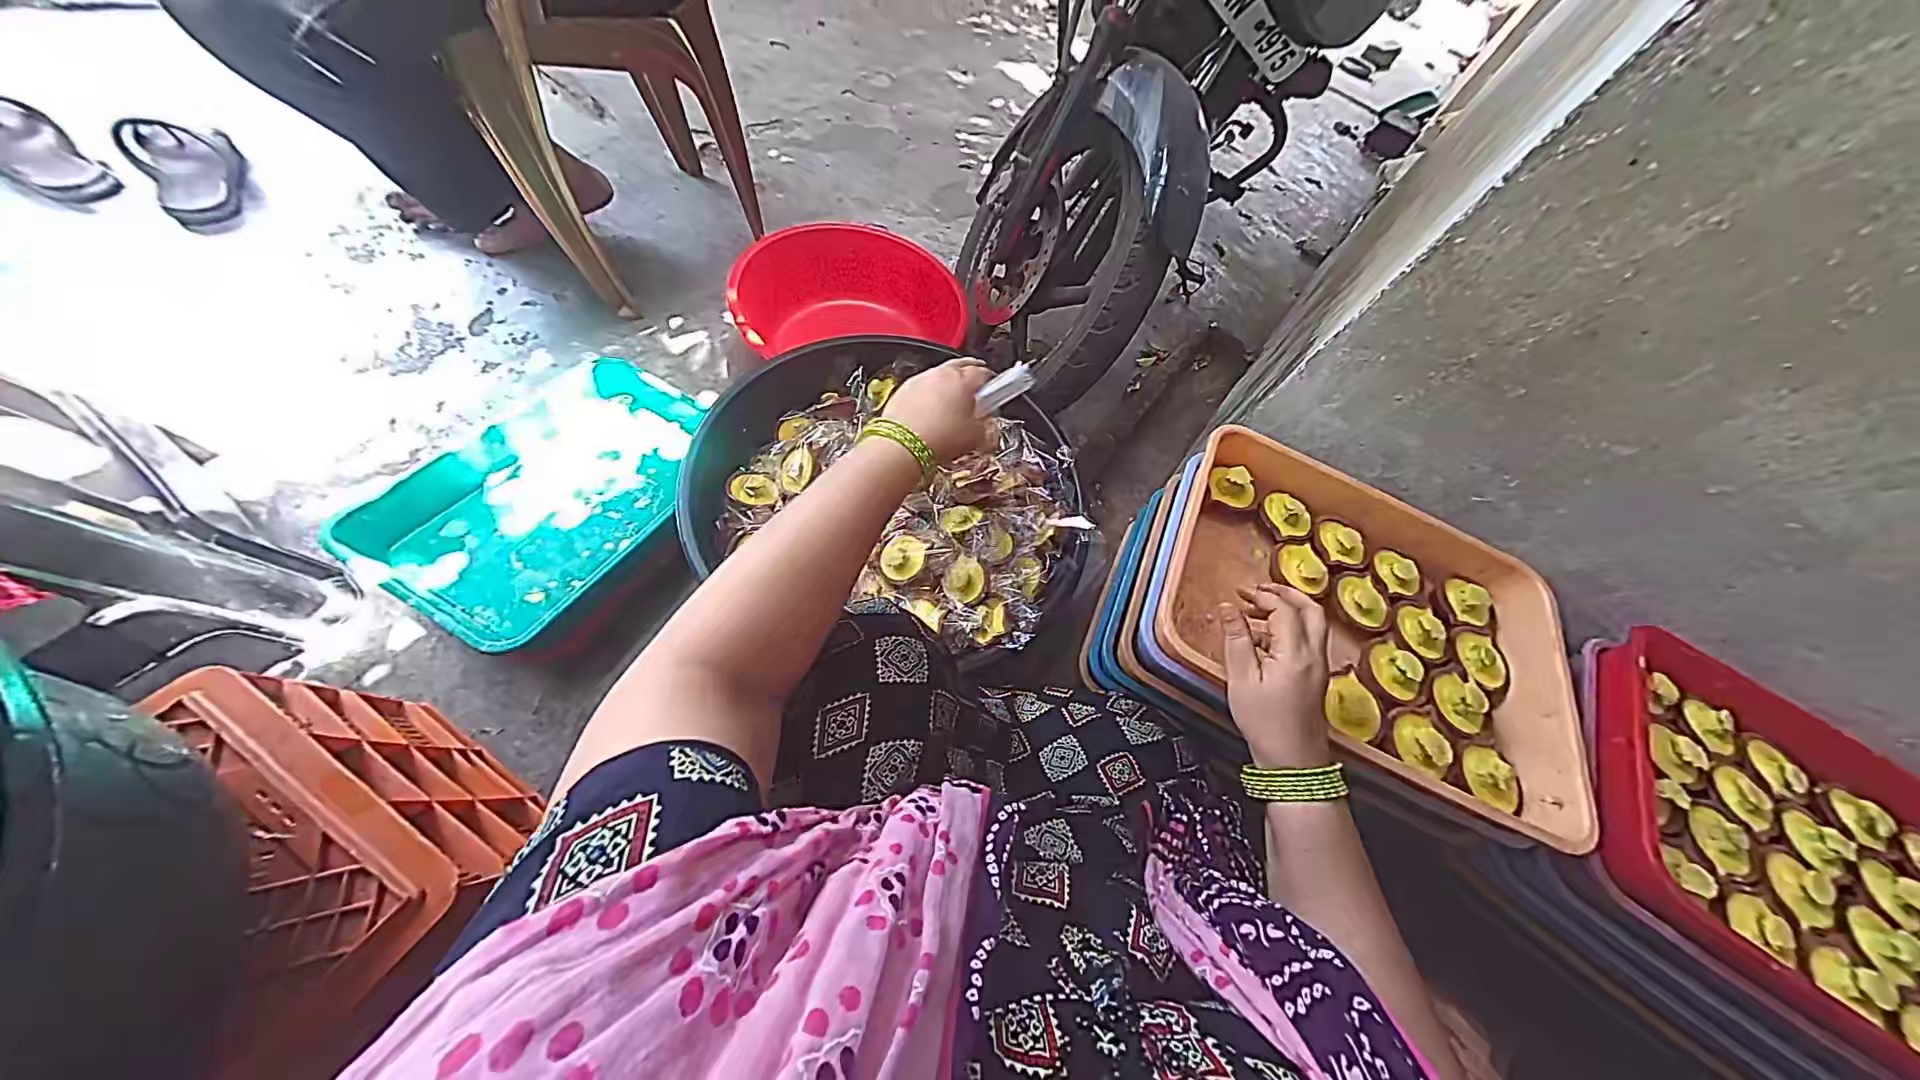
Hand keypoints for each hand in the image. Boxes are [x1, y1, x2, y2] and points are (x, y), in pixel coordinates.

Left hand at [882, 357, 994, 462]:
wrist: (902, 446)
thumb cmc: (938, 438)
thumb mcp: (976, 438)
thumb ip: (987, 428)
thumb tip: (989, 427)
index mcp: (964, 379)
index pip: (985, 373)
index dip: (992, 385)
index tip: (993, 395)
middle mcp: (941, 373)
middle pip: (961, 367)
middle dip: (970, 377)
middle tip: (973, 395)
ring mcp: (920, 379)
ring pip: (939, 376)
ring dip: (947, 386)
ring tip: (949, 409)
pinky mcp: (902, 390)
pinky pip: (921, 388)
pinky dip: (927, 396)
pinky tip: (929, 414)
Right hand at [1221, 583, 1331, 768]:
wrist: (1293, 761)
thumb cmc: (1264, 722)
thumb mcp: (1241, 679)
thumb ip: (1235, 639)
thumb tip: (1228, 609)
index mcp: (1296, 653)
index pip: (1284, 609)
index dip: (1262, 596)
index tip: (1239, 593)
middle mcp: (1315, 654)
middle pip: (1310, 609)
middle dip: (1284, 594)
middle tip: (1258, 591)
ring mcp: (1319, 665)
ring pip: (1313, 624)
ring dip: (1288, 610)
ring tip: (1255, 613)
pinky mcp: (1316, 676)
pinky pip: (1308, 640)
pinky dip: (1289, 628)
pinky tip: (1263, 639)